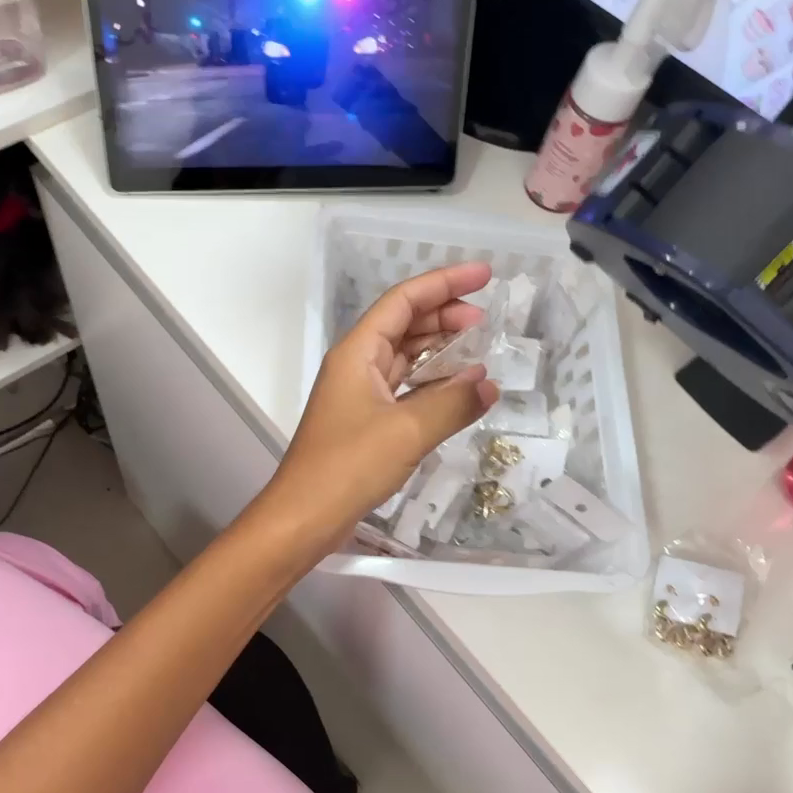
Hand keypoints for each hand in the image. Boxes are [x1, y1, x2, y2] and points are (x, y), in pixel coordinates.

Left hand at [255, 262, 499, 545]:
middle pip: (403, 324)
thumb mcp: (408, 431)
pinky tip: (456, 392)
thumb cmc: (348, 466)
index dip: (445, 283)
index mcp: (357, 352)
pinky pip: (403, 389)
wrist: (304, 516)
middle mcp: (355, 366)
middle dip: (444, 315)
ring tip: (478, 347)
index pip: (403, 301)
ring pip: (404, 358)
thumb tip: (488, 384)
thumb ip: (453, 403)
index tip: (485, 276)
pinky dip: (430, 385)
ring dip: (439, 349)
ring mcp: (358, 395)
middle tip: (486, 319)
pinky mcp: (364, 424)